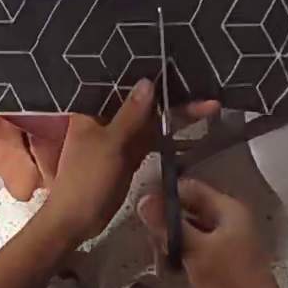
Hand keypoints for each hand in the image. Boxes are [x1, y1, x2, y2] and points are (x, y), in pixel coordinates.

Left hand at [39, 80, 217, 241]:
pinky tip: (195, 132)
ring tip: (210, 107)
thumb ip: (131, 114)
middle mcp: (108, 119)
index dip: (150, 76)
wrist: (77, 220)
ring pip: (151, 122)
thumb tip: (147, 81)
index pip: (124, 86)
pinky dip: (171, 137)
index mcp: (94, 110)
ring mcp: (120, 138)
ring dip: (177, 117)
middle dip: (173, 99)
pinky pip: (152, 140)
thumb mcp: (110, 144)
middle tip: (206, 95)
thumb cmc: (86, 178)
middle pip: (143, 104)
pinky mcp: (130, 155)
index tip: (177, 67)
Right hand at [138, 178, 287, 287]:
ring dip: (169, 239)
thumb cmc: (232, 286)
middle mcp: (225, 222)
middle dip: (165, 218)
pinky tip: (165, 266)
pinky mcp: (214, 265)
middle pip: (187, 208)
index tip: (139, 205)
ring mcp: (221, 244)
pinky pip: (189, 250)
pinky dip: (176, 255)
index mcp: (228, 210)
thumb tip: (143, 199)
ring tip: (154, 252)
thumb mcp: (198, 251)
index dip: (166, 193)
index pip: (190, 187)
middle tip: (144, 232)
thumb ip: (170, 226)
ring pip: (186, 230)